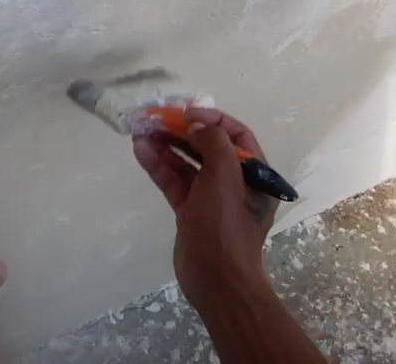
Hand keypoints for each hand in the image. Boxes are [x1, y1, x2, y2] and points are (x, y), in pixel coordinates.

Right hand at [131, 106, 277, 305]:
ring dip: (165, 145)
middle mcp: (234, 183)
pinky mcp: (190, 210)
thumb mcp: (225, 178)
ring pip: (186, 162)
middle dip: (181, 130)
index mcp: (254, 175)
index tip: (185, 112)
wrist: (217, 282)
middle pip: (206, 146)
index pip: (236, 135)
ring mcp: (210, 197)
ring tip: (141, 130)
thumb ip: (213, 142)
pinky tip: (141, 150)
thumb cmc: (226, 226)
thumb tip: (196, 122)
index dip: (211, 118)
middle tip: (155, 118)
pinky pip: (174, 180)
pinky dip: (158, 165)